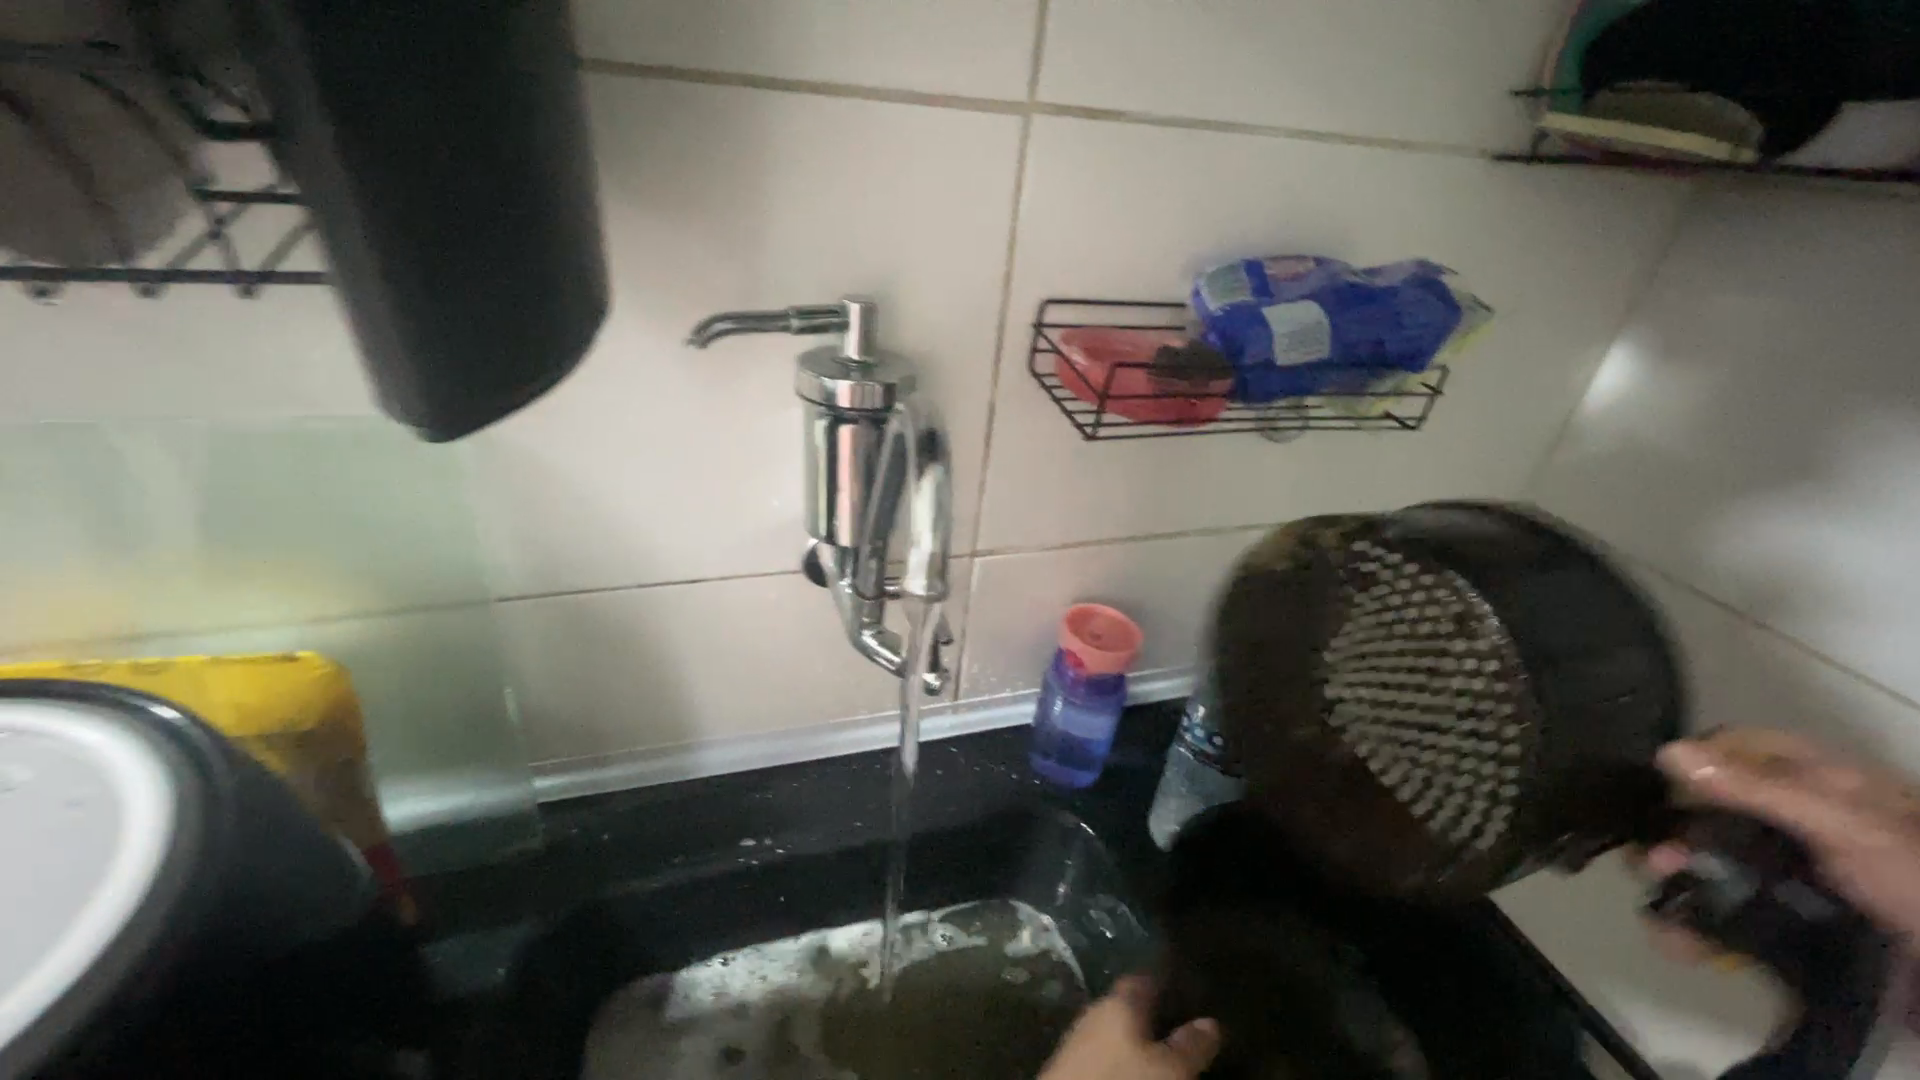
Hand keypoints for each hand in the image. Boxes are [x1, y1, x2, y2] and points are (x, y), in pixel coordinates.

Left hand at [1040, 976, 1220, 1079]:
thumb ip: (1191, 1045)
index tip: (1190, 986)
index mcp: (1120, 1002)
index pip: (1147, 976)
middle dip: (1155, 1013)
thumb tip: (1211, 1022)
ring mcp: (1080, 1037)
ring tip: (1164, 1054)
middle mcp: (1097, 1010)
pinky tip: (1136, 1070)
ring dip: (1138, 1039)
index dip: (1168, 980)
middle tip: (1184, 1025)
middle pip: (1131, 1004)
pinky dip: (1122, 1056)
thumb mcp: (1169, 1070)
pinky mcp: (1071, 1065)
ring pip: (1117, 1030)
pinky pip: (1106, 1051)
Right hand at [1645, 729, 1919, 954]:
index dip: (1693, 761)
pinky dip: (1691, 927)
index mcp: (1820, 788)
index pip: (1738, 750)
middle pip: (1712, 810)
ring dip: (1674, 878)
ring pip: (1710, 864)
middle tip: (1652, 854)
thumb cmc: (1915, 881)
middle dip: (1673, 832)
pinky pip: (1724, 918)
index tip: (1661, 786)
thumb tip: (1668, 753)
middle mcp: (1799, 825)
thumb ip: (1761, 790)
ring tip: (1660, 897)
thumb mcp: (1848, 827)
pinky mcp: (1787, 924)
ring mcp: (1791, 877)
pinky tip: (1673, 936)